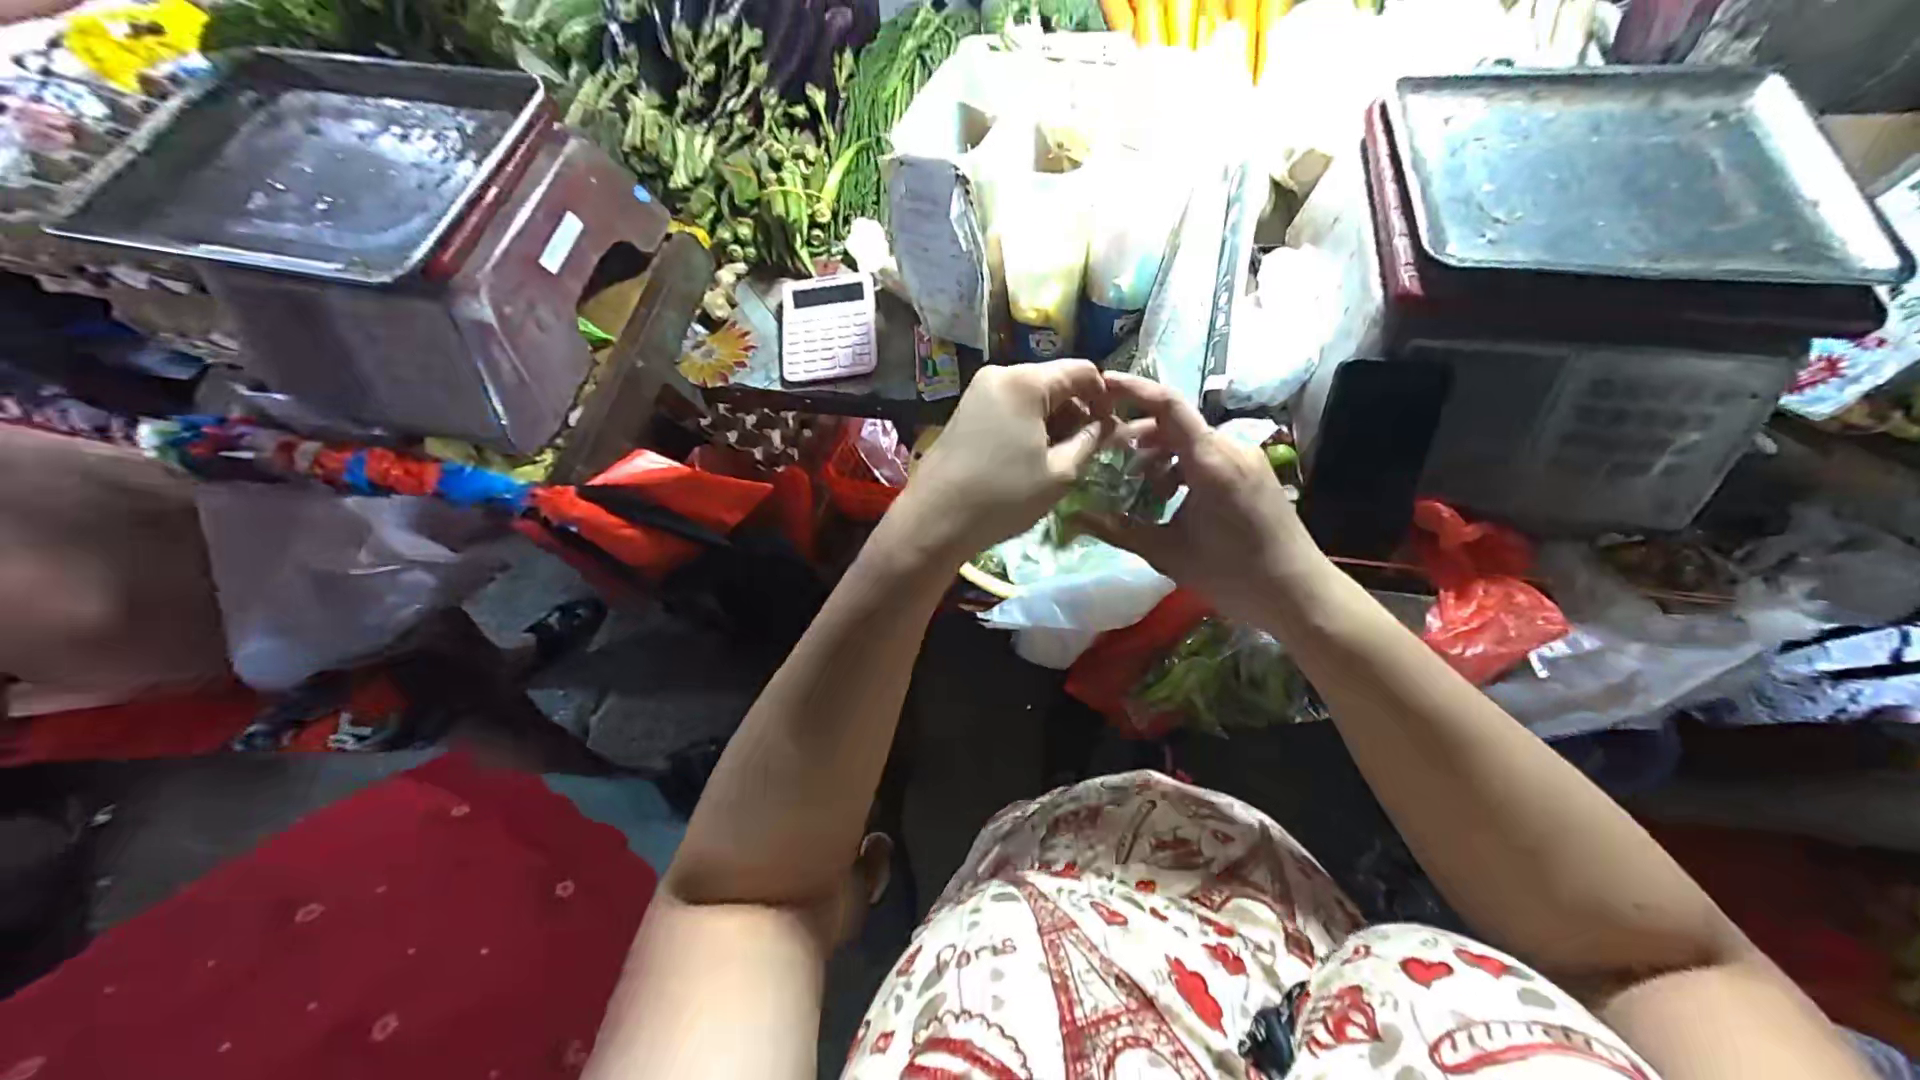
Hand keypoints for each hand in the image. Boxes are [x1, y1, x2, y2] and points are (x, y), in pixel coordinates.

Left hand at [885, 359, 1112, 562]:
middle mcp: (1000, 374)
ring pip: (1032, 395)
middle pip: (1054, 381)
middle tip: (1086, 448)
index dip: (1104, 397)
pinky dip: (1028, 424)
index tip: (1111, 428)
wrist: (934, 520)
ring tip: (1058, 458)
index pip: (1082, 371)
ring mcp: (978, 391)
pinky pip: (1010, 406)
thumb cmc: (1003, 496)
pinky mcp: (966, 410)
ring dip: (1052, 420)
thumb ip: (1090, 441)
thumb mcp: (1060, 473)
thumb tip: (1108, 424)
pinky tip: (1029, 456)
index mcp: (1026, 381)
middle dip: (1076, 410)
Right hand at [1081, 372, 1325, 625]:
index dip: (1131, 389)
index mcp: (1210, 461)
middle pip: (1175, 423)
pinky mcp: (1253, 471)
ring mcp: (1246, 458)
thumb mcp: (1167, 553)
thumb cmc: (1232, 574)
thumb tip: (1075, 517)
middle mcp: (1230, 447)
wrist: (1298, 593)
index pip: (1167, 405)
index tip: (1099, 385)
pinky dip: (1181, 465)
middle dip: (1137, 436)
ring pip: (1191, 439)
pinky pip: (1209, 454)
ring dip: (1159, 455)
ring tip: (1138, 488)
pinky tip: (1169, 497)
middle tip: (1105, 458)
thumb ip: (1119, 529)